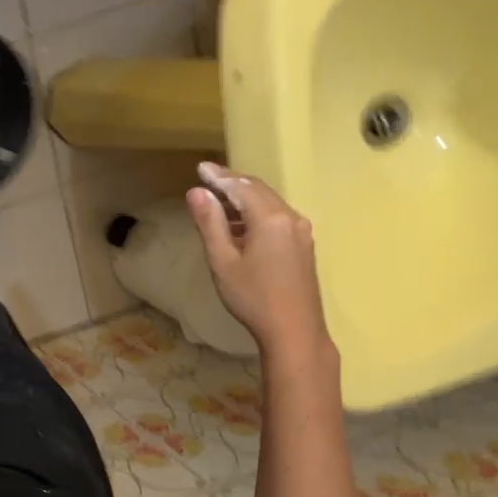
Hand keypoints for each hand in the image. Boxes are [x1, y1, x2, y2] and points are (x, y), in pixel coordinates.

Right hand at [186, 162, 331, 358]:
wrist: (293, 328)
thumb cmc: (252, 296)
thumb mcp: (222, 260)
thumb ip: (210, 223)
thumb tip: (197, 192)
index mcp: (270, 219)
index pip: (241, 187)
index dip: (219, 176)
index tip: (200, 168)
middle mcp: (290, 218)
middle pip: (259, 190)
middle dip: (232, 182)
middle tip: (207, 177)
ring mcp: (300, 231)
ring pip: (268, 203)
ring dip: (243, 197)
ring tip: (217, 198)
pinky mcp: (301, 244)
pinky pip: (276, 216)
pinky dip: (254, 211)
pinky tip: (238, 222)